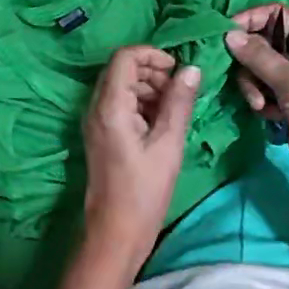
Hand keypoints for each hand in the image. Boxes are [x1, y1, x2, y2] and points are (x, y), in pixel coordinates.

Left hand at [80, 46, 200, 263]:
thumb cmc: (144, 191)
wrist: (114, 232)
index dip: (152, 55)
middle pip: (122, 68)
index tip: (178, 71)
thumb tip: (192, 69)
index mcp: (110, 106)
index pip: (125, 57)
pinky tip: (162, 122)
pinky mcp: (101, 133)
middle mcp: (96, 107)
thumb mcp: (168, 144)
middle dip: (153, 71)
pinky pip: (119, 104)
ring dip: (149, 87)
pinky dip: (141, 103)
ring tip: (175, 108)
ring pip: (121, 85)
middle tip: (180, 90)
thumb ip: (179, 102)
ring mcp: (96, 121)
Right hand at [225, 5, 288, 199]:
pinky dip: (261, 103)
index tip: (227, 34)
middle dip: (250, 62)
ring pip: (260, 73)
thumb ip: (260, 57)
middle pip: (265, 45)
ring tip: (261, 106)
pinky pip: (265, 95)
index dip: (253, 19)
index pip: (279, 16)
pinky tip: (267, 116)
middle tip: (248, 82)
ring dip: (254, 87)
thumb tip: (229, 34)